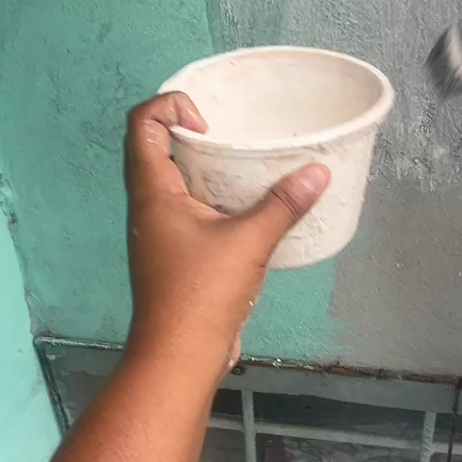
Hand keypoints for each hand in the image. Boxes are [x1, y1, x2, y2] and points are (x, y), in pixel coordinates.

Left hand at [121, 92, 329, 364]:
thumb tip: (318, 172)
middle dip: (188, 132)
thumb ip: (283, 205)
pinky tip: (243, 209)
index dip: (170, 106)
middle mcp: (146, 206)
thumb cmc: (202, 293)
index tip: (209, 124)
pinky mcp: (171, 253)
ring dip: (199, 167)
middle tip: (231, 136)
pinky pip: (184, 210)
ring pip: (169, 181)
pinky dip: (208, 198)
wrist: (178, 355)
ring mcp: (157, 231)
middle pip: (152, 148)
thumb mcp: (249, 242)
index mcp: (152, 191)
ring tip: (242, 166)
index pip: (142, 124)